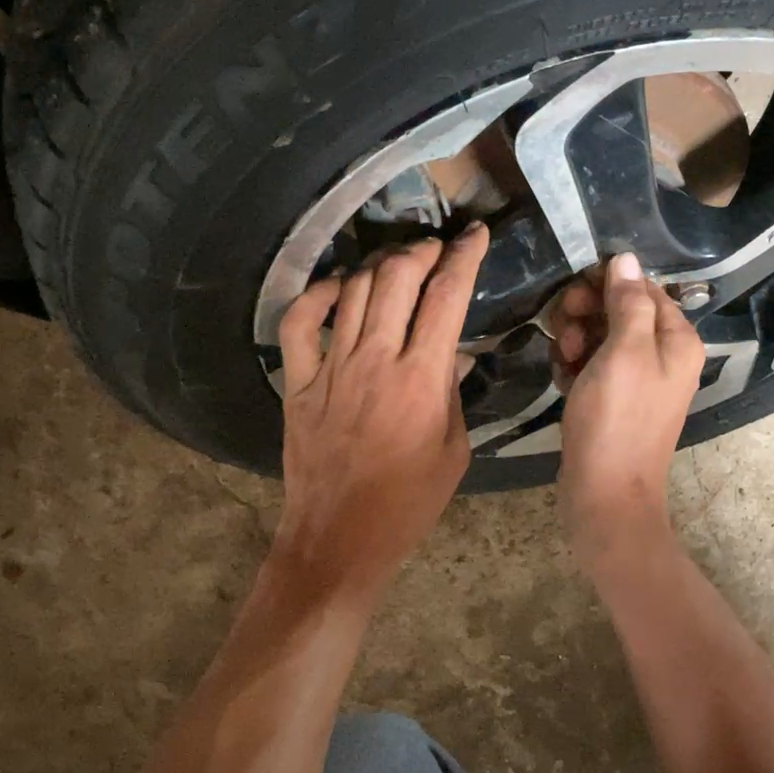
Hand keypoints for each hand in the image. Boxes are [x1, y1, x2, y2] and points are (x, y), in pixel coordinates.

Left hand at [274, 223, 489, 600]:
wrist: (341, 537)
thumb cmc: (409, 502)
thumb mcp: (455, 451)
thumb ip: (453, 394)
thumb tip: (453, 353)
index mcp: (421, 378)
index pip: (447, 297)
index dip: (465, 258)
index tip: (476, 235)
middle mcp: (375, 360)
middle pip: (396, 279)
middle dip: (420, 252)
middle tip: (434, 250)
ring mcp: (331, 369)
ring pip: (352, 291)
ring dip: (378, 266)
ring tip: (396, 264)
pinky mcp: (298, 383)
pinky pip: (298, 324)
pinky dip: (316, 296)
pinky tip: (336, 289)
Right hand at [549, 252, 704, 544]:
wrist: (605, 494)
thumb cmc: (616, 420)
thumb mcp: (623, 353)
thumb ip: (628, 302)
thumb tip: (626, 258)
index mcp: (677, 340)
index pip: (643, 287)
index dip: (606, 284)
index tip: (572, 296)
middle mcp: (665, 356)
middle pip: (620, 310)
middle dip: (587, 315)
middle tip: (564, 333)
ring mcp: (640, 380)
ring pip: (602, 337)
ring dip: (576, 340)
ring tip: (563, 362)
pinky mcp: (616, 400)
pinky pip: (594, 366)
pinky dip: (575, 367)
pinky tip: (562, 380)